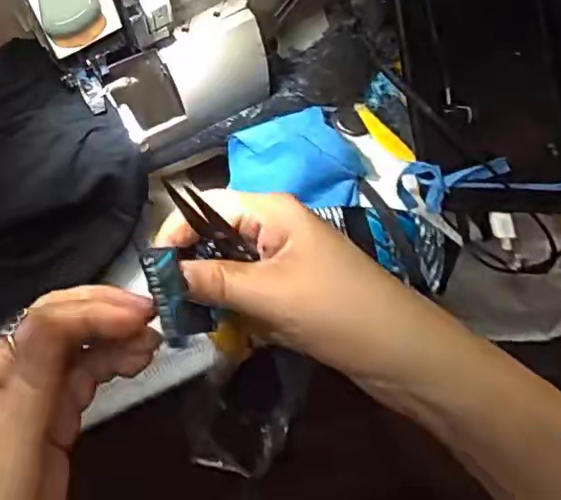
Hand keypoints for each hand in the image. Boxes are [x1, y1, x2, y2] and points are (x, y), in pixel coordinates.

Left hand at [0, 286, 160, 499]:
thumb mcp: (11, 437)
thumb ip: (35, 374)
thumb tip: (57, 313)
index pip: (46, 320)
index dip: (93, 310)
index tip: (135, 314)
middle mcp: (13, 365)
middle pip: (65, 322)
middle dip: (108, 314)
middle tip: (151, 314)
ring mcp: (36, 389)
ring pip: (81, 345)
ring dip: (116, 336)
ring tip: (151, 338)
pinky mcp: (57, 413)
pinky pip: (88, 373)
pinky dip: (113, 361)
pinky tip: (134, 358)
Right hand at [155, 190, 457, 389]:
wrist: (407, 356)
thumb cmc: (338, 311)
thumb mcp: (270, 295)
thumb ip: (215, 280)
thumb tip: (167, 274)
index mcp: (271, 209)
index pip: (207, 205)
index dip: (176, 230)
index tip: (153, 266)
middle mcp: (275, 224)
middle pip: (217, 233)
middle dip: (193, 264)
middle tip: (170, 298)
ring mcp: (286, 256)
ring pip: (232, 263)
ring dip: (214, 288)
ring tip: (195, 316)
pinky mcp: (294, 285)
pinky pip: (251, 286)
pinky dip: (237, 305)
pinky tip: (230, 328)